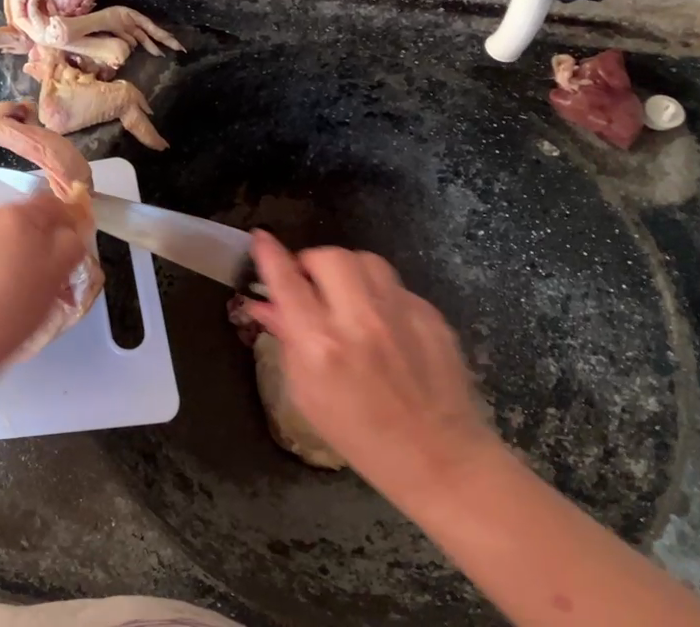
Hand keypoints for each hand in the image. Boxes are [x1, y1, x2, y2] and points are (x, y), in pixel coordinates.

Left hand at [0, 194, 86, 370]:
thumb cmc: (17, 304)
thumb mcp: (58, 272)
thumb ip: (71, 242)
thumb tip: (69, 231)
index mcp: (18, 214)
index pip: (53, 205)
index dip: (68, 223)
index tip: (72, 249)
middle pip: (25, 219)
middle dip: (40, 239)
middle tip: (47, 272)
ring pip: (3, 236)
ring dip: (16, 251)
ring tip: (19, 284)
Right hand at [244, 233, 504, 504]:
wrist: (440, 460)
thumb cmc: (360, 435)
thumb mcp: (306, 394)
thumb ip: (286, 341)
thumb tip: (265, 305)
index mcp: (321, 345)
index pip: (286, 280)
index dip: (269, 254)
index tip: (260, 238)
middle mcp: (360, 321)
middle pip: (329, 256)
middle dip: (311, 262)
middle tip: (308, 282)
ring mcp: (401, 316)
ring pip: (366, 260)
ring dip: (346, 270)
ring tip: (344, 293)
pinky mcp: (432, 317)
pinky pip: (396, 286)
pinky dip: (379, 294)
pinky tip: (380, 321)